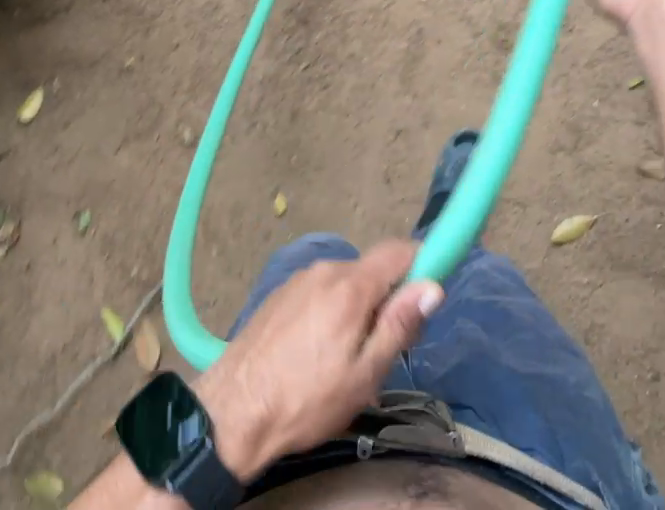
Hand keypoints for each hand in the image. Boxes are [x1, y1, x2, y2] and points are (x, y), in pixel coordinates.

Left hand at [192, 241, 443, 480]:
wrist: (232, 412)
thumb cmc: (307, 399)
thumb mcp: (365, 374)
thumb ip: (399, 325)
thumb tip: (432, 286)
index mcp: (350, 286)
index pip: (398, 250)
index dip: (422, 264)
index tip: (428, 297)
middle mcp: (324, 270)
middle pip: (372, 270)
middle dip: (387, 299)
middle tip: (384, 348)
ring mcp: (297, 280)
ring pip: (345, 283)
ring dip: (357, 308)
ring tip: (346, 358)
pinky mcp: (279, 294)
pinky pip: (320, 292)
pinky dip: (331, 311)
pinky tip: (317, 351)